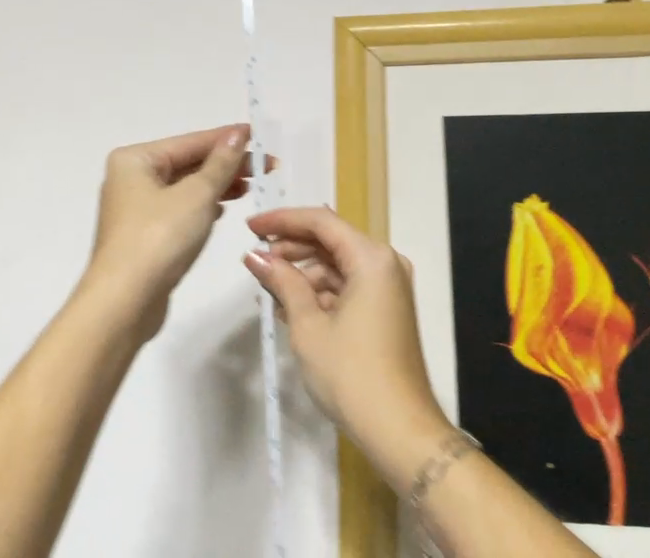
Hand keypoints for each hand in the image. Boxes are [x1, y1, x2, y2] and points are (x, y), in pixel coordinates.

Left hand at [84, 125, 258, 340]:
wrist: (124, 303)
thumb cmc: (158, 239)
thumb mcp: (196, 196)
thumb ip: (220, 163)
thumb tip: (237, 134)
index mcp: (135, 160)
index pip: (191, 141)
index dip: (227, 138)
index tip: (260, 136)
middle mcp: (130, 178)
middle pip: (188, 163)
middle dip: (226, 165)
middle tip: (266, 167)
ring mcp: (135, 208)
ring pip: (185, 187)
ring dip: (217, 185)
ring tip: (251, 186)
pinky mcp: (143, 235)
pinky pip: (179, 210)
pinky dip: (202, 206)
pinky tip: (223, 209)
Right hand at [243, 207, 446, 444]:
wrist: (399, 429)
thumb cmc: (350, 373)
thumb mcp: (308, 326)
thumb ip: (282, 283)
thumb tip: (255, 256)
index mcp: (372, 258)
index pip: (321, 221)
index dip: (282, 219)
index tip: (250, 226)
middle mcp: (386, 263)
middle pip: (332, 240)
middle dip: (292, 247)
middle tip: (256, 260)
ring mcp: (390, 288)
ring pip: (339, 265)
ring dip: (304, 274)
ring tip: (269, 292)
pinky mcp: (387, 310)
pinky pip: (349, 287)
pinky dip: (320, 293)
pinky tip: (291, 309)